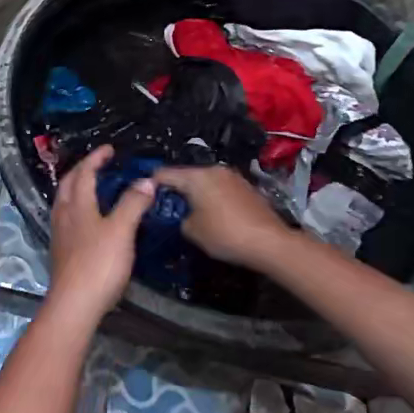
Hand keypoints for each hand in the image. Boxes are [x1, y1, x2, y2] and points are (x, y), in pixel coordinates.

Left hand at [46, 146, 154, 315]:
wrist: (75, 303)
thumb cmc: (99, 264)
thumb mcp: (121, 231)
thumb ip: (132, 204)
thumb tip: (146, 181)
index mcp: (77, 205)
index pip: (84, 173)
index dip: (96, 158)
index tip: (109, 149)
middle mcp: (63, 215)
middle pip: (68, 184)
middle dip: (81, 170)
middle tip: (98, 164)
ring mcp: (59, 234)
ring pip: (64, 201)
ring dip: (76, 188)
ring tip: (92, 187)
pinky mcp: (61, 251)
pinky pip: (66, 218)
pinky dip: (77, 208)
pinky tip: (87, 219)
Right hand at [151, 164, 290, 266]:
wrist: (270, 243)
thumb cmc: (225, 234)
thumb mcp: (191, 230)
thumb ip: (179, 217)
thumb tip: (182, 214)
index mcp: (196, 176)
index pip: (164, 174)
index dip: (150, 184)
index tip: (143, 196)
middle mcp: (214, 170)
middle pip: (186, 175)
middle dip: (175, 189)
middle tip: (165, 206)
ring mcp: (233, 176)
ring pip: (204, 181)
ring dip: (195, 193)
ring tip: (188, 210)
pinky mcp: (247, 187)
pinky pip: (220, 188)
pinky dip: (211, 197)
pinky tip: (212, 213)